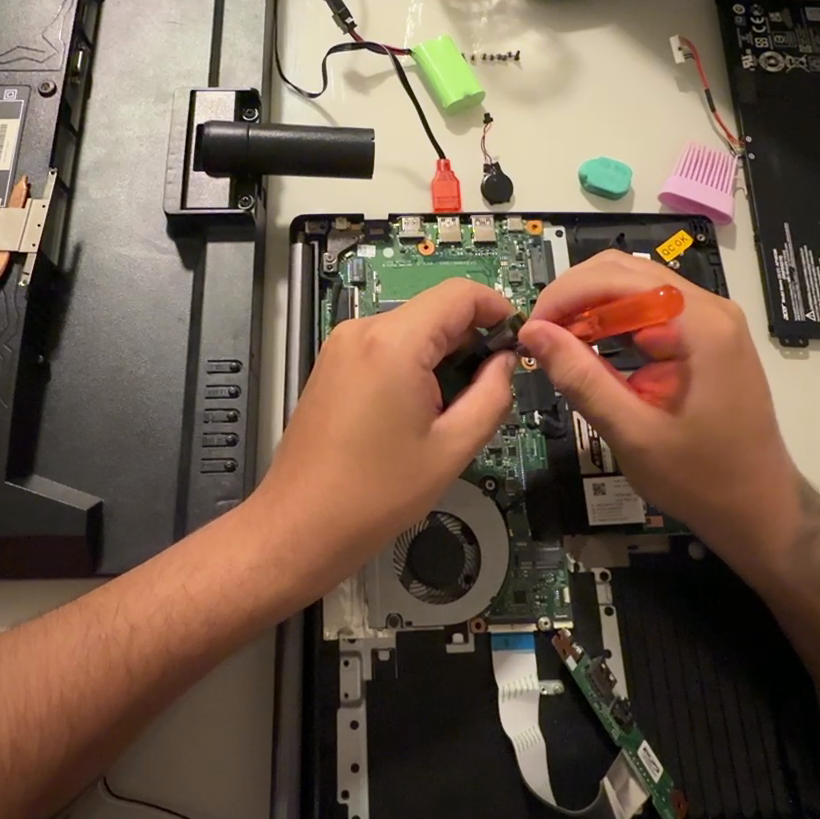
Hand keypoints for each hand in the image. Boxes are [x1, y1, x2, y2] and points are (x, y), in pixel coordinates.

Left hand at [254, 278, 516, 590]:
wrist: (302, 525)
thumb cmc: (374, 494)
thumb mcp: (452, 448)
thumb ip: (493, 396)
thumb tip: (504, 363)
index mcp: (393, 342)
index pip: (459, 294)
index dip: (497, 309)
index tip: (517, 339)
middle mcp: (362, 331)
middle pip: (434, 311)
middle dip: (469, 341)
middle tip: (488, 389)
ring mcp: (341, 347)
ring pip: (411, 330)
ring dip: (440, 357)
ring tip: (448, 412)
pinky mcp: (331, 365)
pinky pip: (385, 346)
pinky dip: (412, 365)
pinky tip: (416, 412)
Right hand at [519, 251, 797, 565]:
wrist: (758, 508)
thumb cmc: (700, 478)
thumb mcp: (631, 433)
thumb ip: (581, 378)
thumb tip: (533, 332)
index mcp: (700, 326)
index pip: (619, 278)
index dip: (566, 295)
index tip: (531, 330)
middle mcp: (708, 308)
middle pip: (624, 271)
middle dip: (573, 297)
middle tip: (540, 337)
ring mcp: (708, 319)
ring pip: (632, 285)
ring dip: (589, 307)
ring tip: (557, 344)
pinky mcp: (702, 335)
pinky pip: (646, 309)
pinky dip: (610, 321)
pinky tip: (588, 348)